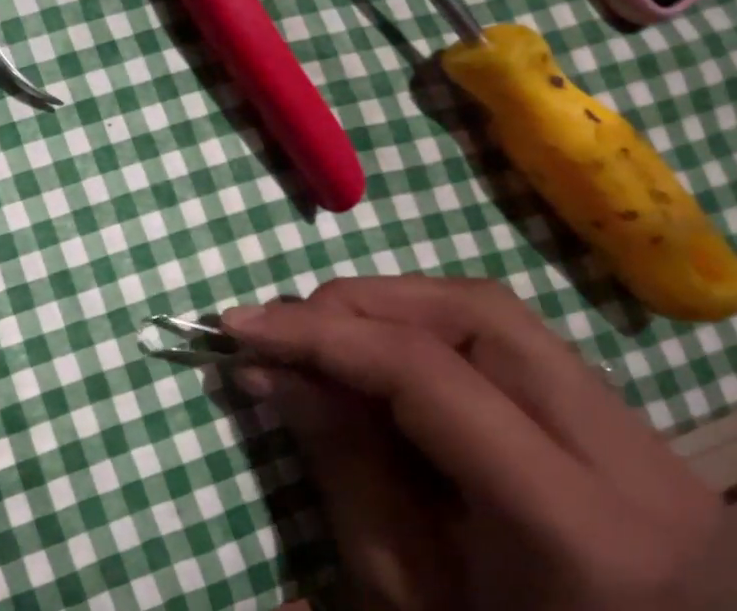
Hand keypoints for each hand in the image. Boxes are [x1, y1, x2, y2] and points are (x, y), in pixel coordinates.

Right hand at [225, 276, 728, 610]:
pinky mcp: (634, 437)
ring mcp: (650, 444)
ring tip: (321, 340)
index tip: (236, 325)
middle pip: (478, 313)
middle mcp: (635, 463)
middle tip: (282, 327)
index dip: (318, 332)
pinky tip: (380, 367)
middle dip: (360, 304)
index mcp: (577, 523)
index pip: (427, 370)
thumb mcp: (402, 586)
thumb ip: (342, 467)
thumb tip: (266, 369)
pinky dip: (433, 338)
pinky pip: (517, 350)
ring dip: (393, 313)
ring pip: (499, 317)